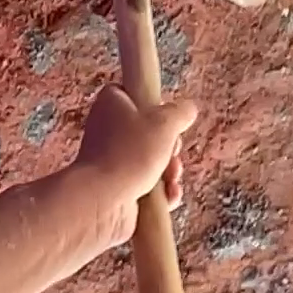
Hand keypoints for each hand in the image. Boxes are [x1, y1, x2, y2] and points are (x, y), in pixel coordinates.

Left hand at [71, 85, 197, 245]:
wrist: (103, 199)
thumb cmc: (130, 152)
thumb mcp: (165, 123)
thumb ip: (179, 113)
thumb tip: (188, 108)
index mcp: (111, 102)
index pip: (132, 93)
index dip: (154, 105)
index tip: (167, 117)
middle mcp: (106, 128)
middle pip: (147, 130)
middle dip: (168, 145)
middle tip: (172, 150)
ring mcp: (110, 159)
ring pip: (149, 159)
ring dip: (168, 170)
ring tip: (172, 178)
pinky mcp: (115, 186)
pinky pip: (144, 184)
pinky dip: (160, 192)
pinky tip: (169, 196)